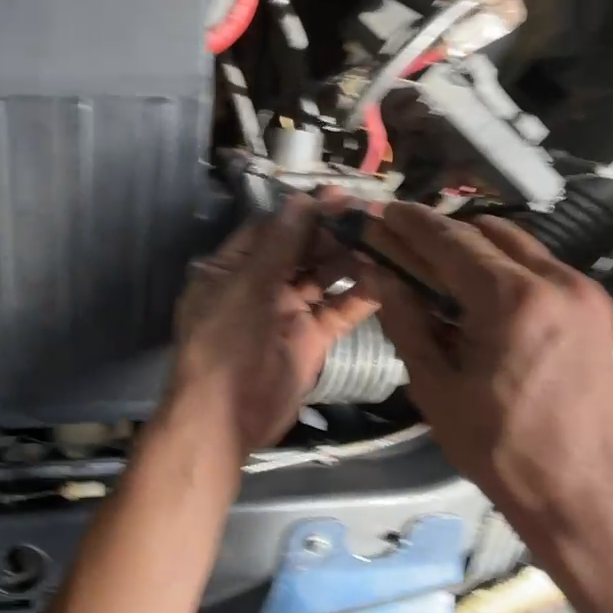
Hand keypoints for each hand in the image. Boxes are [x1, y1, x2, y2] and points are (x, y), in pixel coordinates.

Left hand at [164, 196, 378, 453]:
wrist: (224, 416)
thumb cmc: (225, 344)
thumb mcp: (246, 286)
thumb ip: (278, 244)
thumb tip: (303, 200)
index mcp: (231, 269)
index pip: (271, 229)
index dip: (304, 212)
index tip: (341, 196)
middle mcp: (258, 286)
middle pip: (301, 249)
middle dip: (334, 234)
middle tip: (373, 218)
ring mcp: (286, 313)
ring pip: (324, 277)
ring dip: (352, 260)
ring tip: (387, 241)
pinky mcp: (311, 339)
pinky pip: (339, 309)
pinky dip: (361, 294)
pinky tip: (388, 277)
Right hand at [360, 202, 612, 534]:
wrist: (580, 492)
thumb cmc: (497, 446)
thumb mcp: (436, 387)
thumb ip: (407, 323)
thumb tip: (381, 277)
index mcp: (514, 300)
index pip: (452, 241)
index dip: (411, 225)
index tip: (383, 212)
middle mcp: (559, 283)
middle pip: (490, 234)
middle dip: (443, 233)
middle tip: (403, 244)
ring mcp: (587, 296)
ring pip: (521, 249)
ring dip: (477, 251)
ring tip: (437, 272)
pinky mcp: (600, 314)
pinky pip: (544, 273)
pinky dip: (507, 272)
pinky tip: (480, 300)